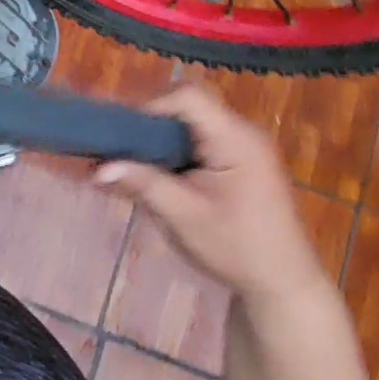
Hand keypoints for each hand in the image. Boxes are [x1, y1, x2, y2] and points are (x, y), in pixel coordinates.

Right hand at [94, 85, 326, 301]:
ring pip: (187, 126)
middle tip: (113, 150)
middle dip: (146, 126)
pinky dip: (169, 154)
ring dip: (155, 142)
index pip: (188, 97)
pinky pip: (195, 144)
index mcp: (235, 140)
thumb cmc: (237, 248)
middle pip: (185, 108)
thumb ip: (143, 184)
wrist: (282, 282)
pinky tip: (150, 177)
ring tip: (125, 165)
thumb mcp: (184, 216)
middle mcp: (240, 134)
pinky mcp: (234, 163)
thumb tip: (97, 168)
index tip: (119, 134)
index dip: (150, 107)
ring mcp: (239, 147)